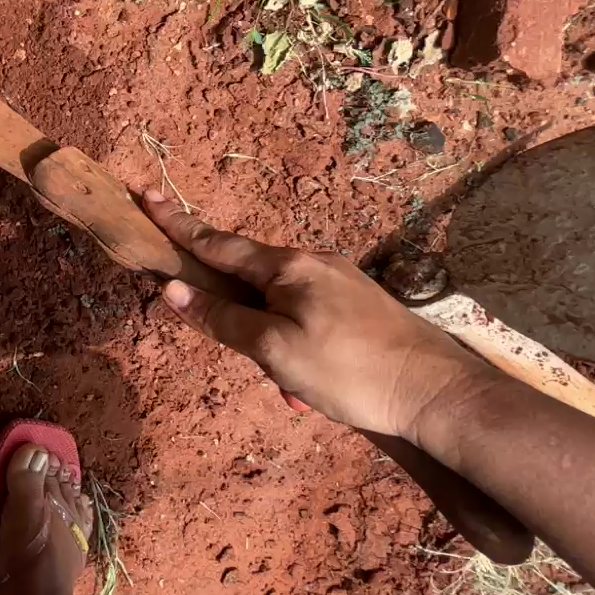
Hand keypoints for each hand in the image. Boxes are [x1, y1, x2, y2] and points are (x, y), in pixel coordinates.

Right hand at [142, 191, 490, 439]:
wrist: (449, 399)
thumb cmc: (352, 370)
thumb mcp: (274, 350)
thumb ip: (220, 317)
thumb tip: (172, 289)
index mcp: (286, 267)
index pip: (215, 242)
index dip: (176, 224)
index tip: (145, 195)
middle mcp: (312, 263)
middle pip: (246, 276)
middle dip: (235, 313)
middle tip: (249, 354)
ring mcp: (340, 282)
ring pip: (277, 302)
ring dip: (270, 339)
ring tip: (293, 385)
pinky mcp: (361, 305)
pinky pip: (305, 315)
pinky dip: (295, 344)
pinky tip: (312, 385)